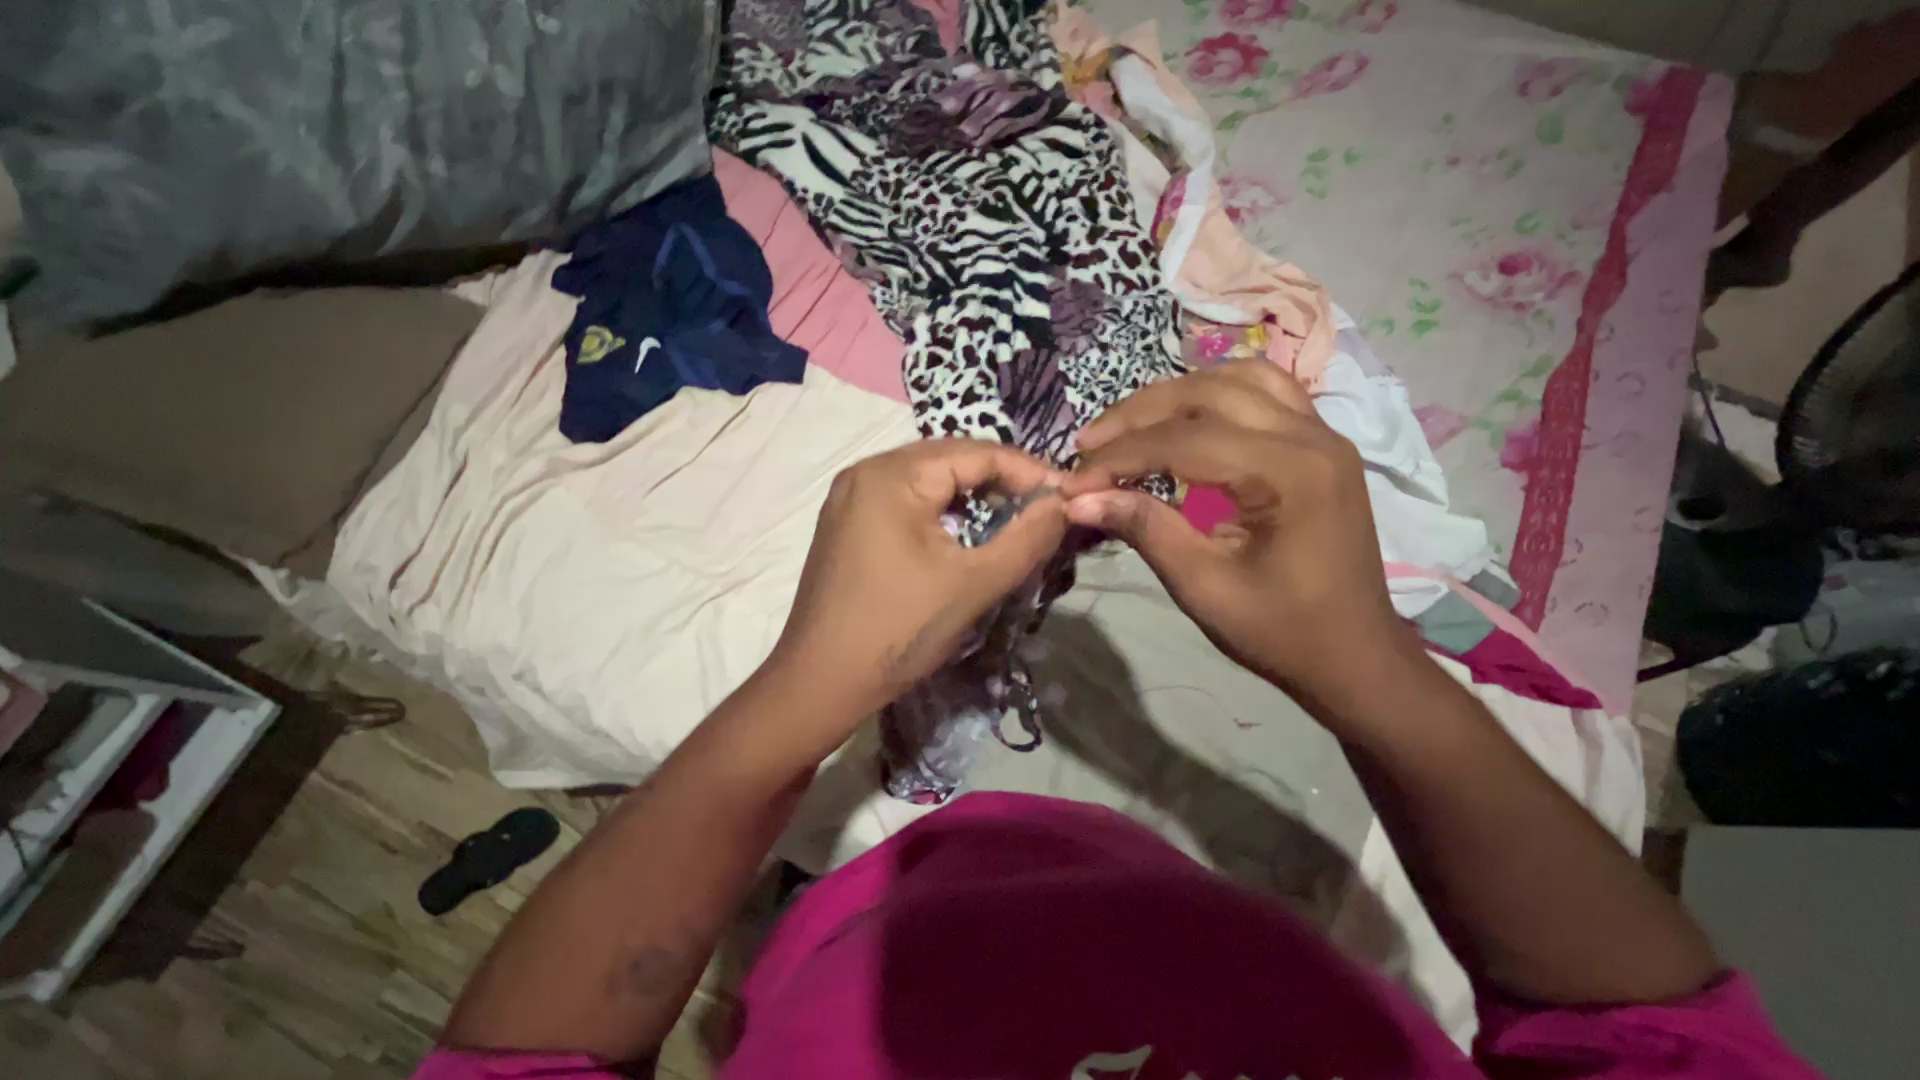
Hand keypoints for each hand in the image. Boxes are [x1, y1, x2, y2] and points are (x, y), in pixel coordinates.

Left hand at [767, 439, 1068, 723]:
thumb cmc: (898, 630)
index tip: (1070, 497)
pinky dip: (943, 512)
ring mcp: (850, 498)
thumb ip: (1027, 538)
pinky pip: (906, 502)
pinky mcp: (846, 525)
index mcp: (891, 475)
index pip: (977, 452)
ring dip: (974, 497)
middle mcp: (865, 471)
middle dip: (1002, 482)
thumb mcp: (974, 584)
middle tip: (1047, 509)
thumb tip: (1063, 503)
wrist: (820, 683)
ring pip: (929, 480)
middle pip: (950, 459)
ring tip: (1015, 521)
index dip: (1029, 472)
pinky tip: (967, 535)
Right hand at [1062, 360, 1415, 700]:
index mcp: (1288, 474)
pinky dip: (1218, 393)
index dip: (1120, 457)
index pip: (1185, 441)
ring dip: (1178, 394)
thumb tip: (1079, 499)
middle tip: (1088, 444)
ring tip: (1131, 426)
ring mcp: (1323, 435)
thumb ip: (1146, 529)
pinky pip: (1266, 391)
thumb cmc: (1281, 632)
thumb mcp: (1204, 587)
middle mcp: (1311, 438)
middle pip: (1208, 393)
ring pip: (1239, 378)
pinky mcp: (1322, 444)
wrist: (1354, 655)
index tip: (1073, 483)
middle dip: (1139, 415)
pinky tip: (1186, 417)